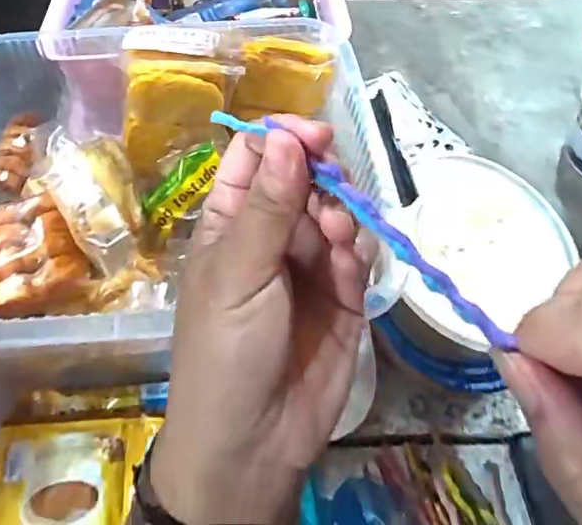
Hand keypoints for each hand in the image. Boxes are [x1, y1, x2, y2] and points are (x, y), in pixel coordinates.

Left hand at [148, 116, 370, 524]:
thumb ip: (268, 206)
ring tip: (333, 239)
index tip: (316, 136)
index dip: (284, 138)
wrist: (255, 445)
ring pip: (335, 207)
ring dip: (339, 212)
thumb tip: (285, 136)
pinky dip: (355, 251)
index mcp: (232, 216)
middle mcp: (272, 229)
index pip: (257, 154)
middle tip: (334, 184)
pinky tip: (347, 269)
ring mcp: (309, 259)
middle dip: (321, 174)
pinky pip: (356, 251)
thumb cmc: (225, 349)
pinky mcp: (344, 290)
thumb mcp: (239, 272)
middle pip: (303, 174)